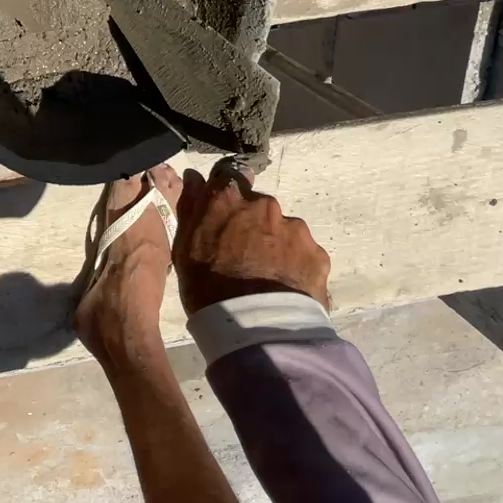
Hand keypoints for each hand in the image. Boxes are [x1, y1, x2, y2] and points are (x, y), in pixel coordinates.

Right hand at [173, 160, 329, 313]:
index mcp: (227, 199)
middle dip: (251, 221)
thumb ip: (191, 207)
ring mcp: (295, 228)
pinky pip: (302, 252)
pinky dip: (294, 263)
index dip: (225, 193)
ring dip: (274, 242)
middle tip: (242, 252)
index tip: (222, 212)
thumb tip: (194, 177)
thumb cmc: (207, 284)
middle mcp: (264, 204)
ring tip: (265, 274)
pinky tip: (284, 285)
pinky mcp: (318, 254)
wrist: (255, 325)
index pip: (227, 176)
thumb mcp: (184, 246)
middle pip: (257, 205)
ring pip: (282, 228)